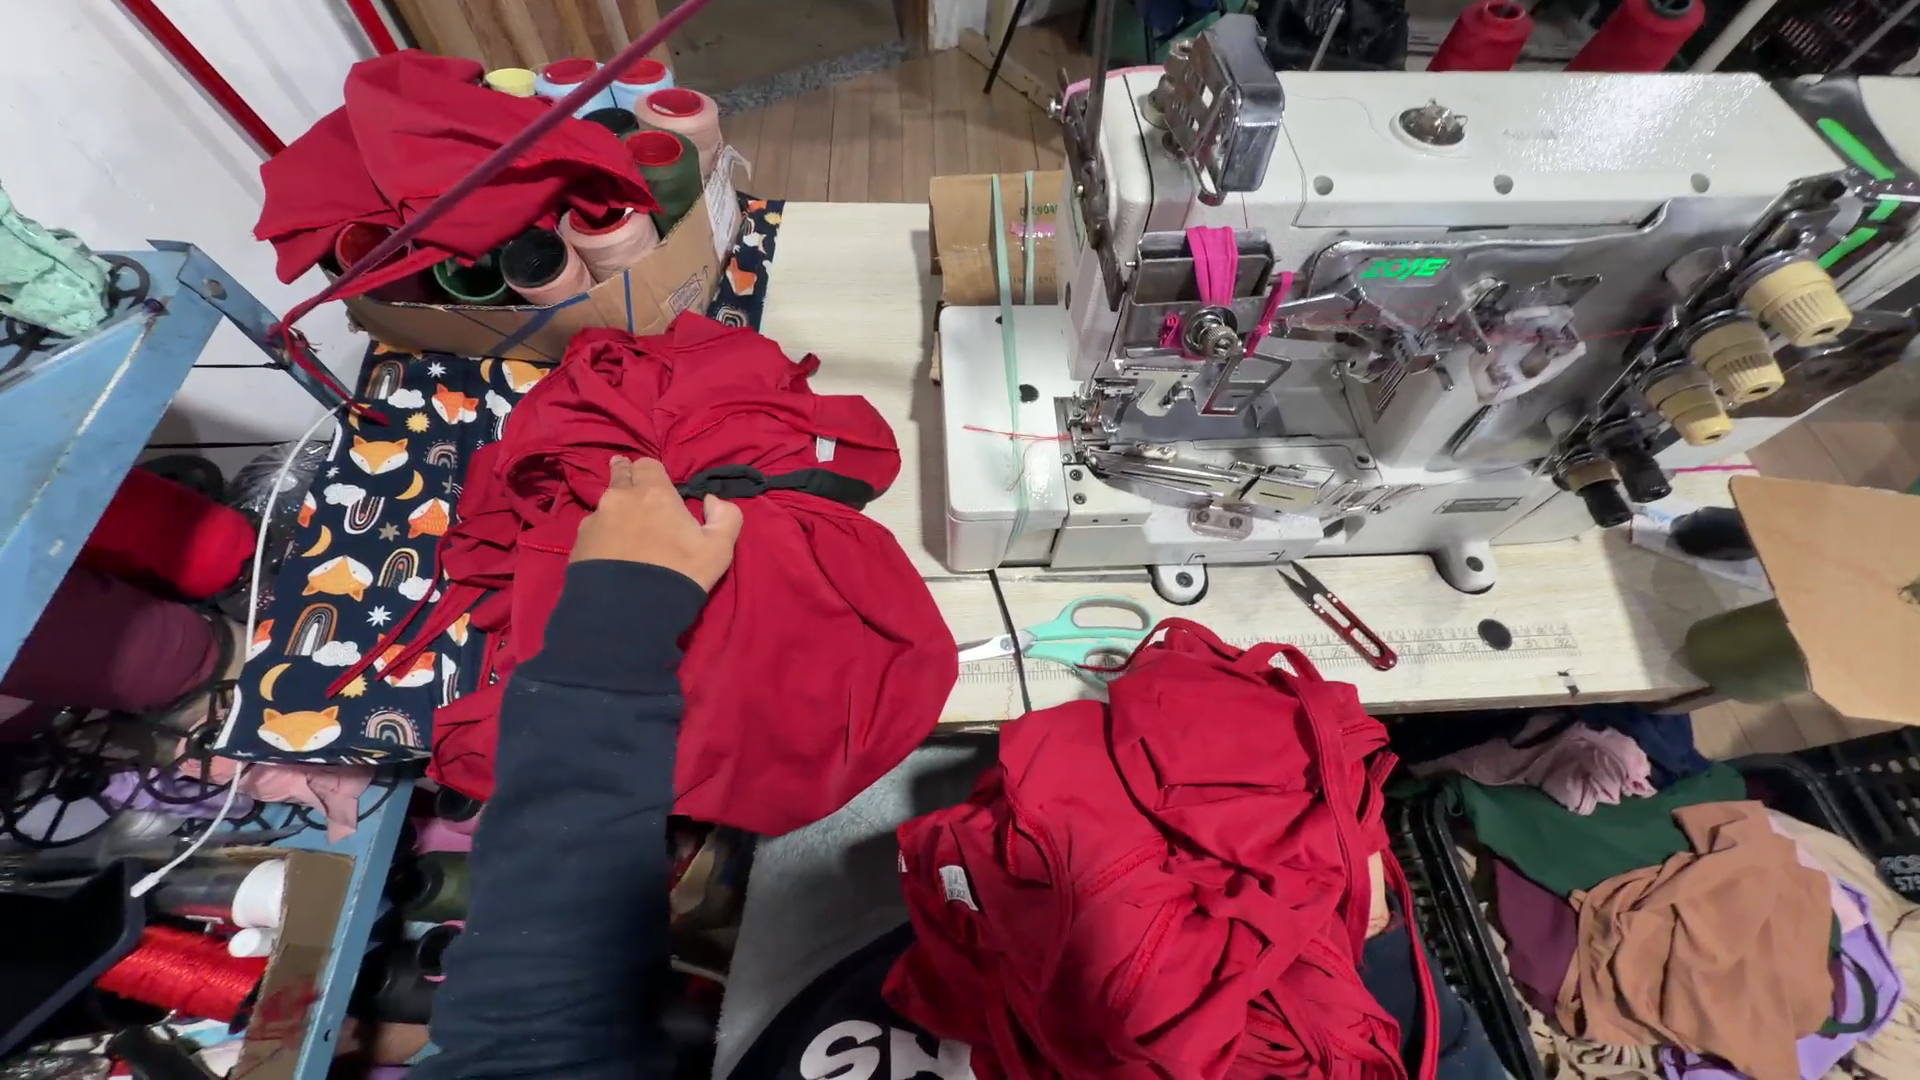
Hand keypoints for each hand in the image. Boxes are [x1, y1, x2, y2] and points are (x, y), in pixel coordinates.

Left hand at [572, 456, 742, 590]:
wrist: (630, 611)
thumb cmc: (680, 572)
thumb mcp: (720, 547)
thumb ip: (726, 515)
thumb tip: (712, 501)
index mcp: (654, 493)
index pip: (647, 464)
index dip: (653, 473)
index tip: (657, 483)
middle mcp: (619, 498)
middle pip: (619, 475)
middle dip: (626, 477)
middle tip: (634, 490)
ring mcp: (594, 521)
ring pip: (605, 506)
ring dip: (616, 512)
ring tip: (626, 534)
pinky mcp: (577, 545)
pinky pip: (593, 532)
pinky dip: (602, 537)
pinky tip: (612, 556)